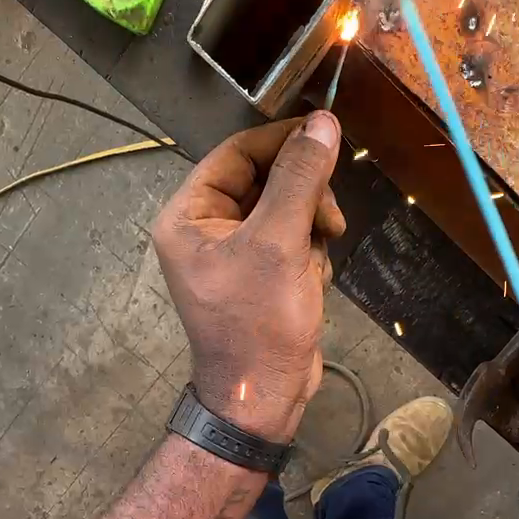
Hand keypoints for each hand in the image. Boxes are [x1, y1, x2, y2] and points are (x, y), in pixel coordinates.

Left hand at [152, 113, 346, 441]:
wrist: (264, 395)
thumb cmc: (260, 323)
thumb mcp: (280, 243)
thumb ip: (300, 178)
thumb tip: (322, 122)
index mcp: (188, 218)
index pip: (236, 155)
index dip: (282, 143)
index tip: (327, 139)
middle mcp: (204, 232)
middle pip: (264, 182)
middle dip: (303, 198)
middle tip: (331, 220)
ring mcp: (233, 257)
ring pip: (285, 212)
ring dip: (310, 231)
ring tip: (315, 263)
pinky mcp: (258, 278)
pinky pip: (290, 243)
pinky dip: (308, 256)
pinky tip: (311, 284)